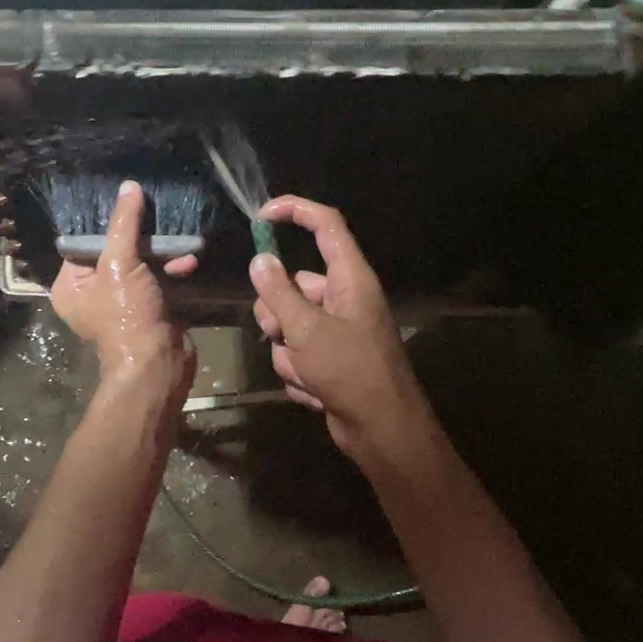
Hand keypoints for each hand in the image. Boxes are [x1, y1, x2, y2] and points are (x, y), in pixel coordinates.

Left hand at [50, 181, 197, 388]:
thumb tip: (128, 187)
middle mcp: (91, 294)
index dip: (104, 223)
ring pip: (139, 265)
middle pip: (113, 251)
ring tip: (180, 240)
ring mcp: (120, 303)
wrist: (158, 363)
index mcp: (70, 286)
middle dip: (140, 236)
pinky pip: (156, 280)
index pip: (82, 243)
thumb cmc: (126, 314)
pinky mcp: (146, 309)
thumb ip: (124, 224)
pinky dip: (171, 269)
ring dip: (161, 251)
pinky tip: (189, 259)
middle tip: (157, 215)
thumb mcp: (120, 263)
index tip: (126, 202)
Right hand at [248, 196, 426, 454]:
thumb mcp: (305, 329)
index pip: (325, 226)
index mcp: (349, 279)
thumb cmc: (350, 371)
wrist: (381, 430)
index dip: (294, 211)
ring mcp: (337, 330)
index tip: (260, 216)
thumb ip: (278, 293)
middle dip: (276, 314)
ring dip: (287, 351)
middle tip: (282, 335)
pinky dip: (298, 372)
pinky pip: (296, 353)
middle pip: (292, 284)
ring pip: (288, 325)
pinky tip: (314, 390)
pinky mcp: (330, 359)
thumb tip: (260, 260)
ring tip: (306, 372)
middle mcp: (344, 298)